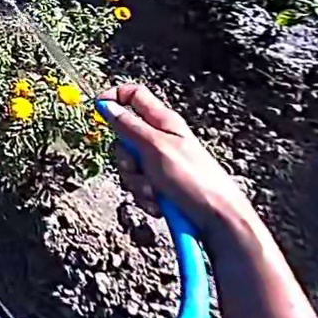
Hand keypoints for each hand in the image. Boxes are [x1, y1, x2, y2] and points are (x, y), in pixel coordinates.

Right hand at [101, 83, 257, 242]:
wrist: (220, 222)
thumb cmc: (194, 180)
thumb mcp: (155, 148)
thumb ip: (128, 126)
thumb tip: (105, 105)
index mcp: (163, 121)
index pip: (133, 95)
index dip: (114, 98)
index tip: (97, 110)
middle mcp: (161, 138)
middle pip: (124, 136)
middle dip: (125, 156)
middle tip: (139, 166)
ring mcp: (161, 162)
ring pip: (129, 165)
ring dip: (136, 181)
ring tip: (156, 192)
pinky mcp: (162, 185)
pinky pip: (138, 185)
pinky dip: (144, 197)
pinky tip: (160, 204)